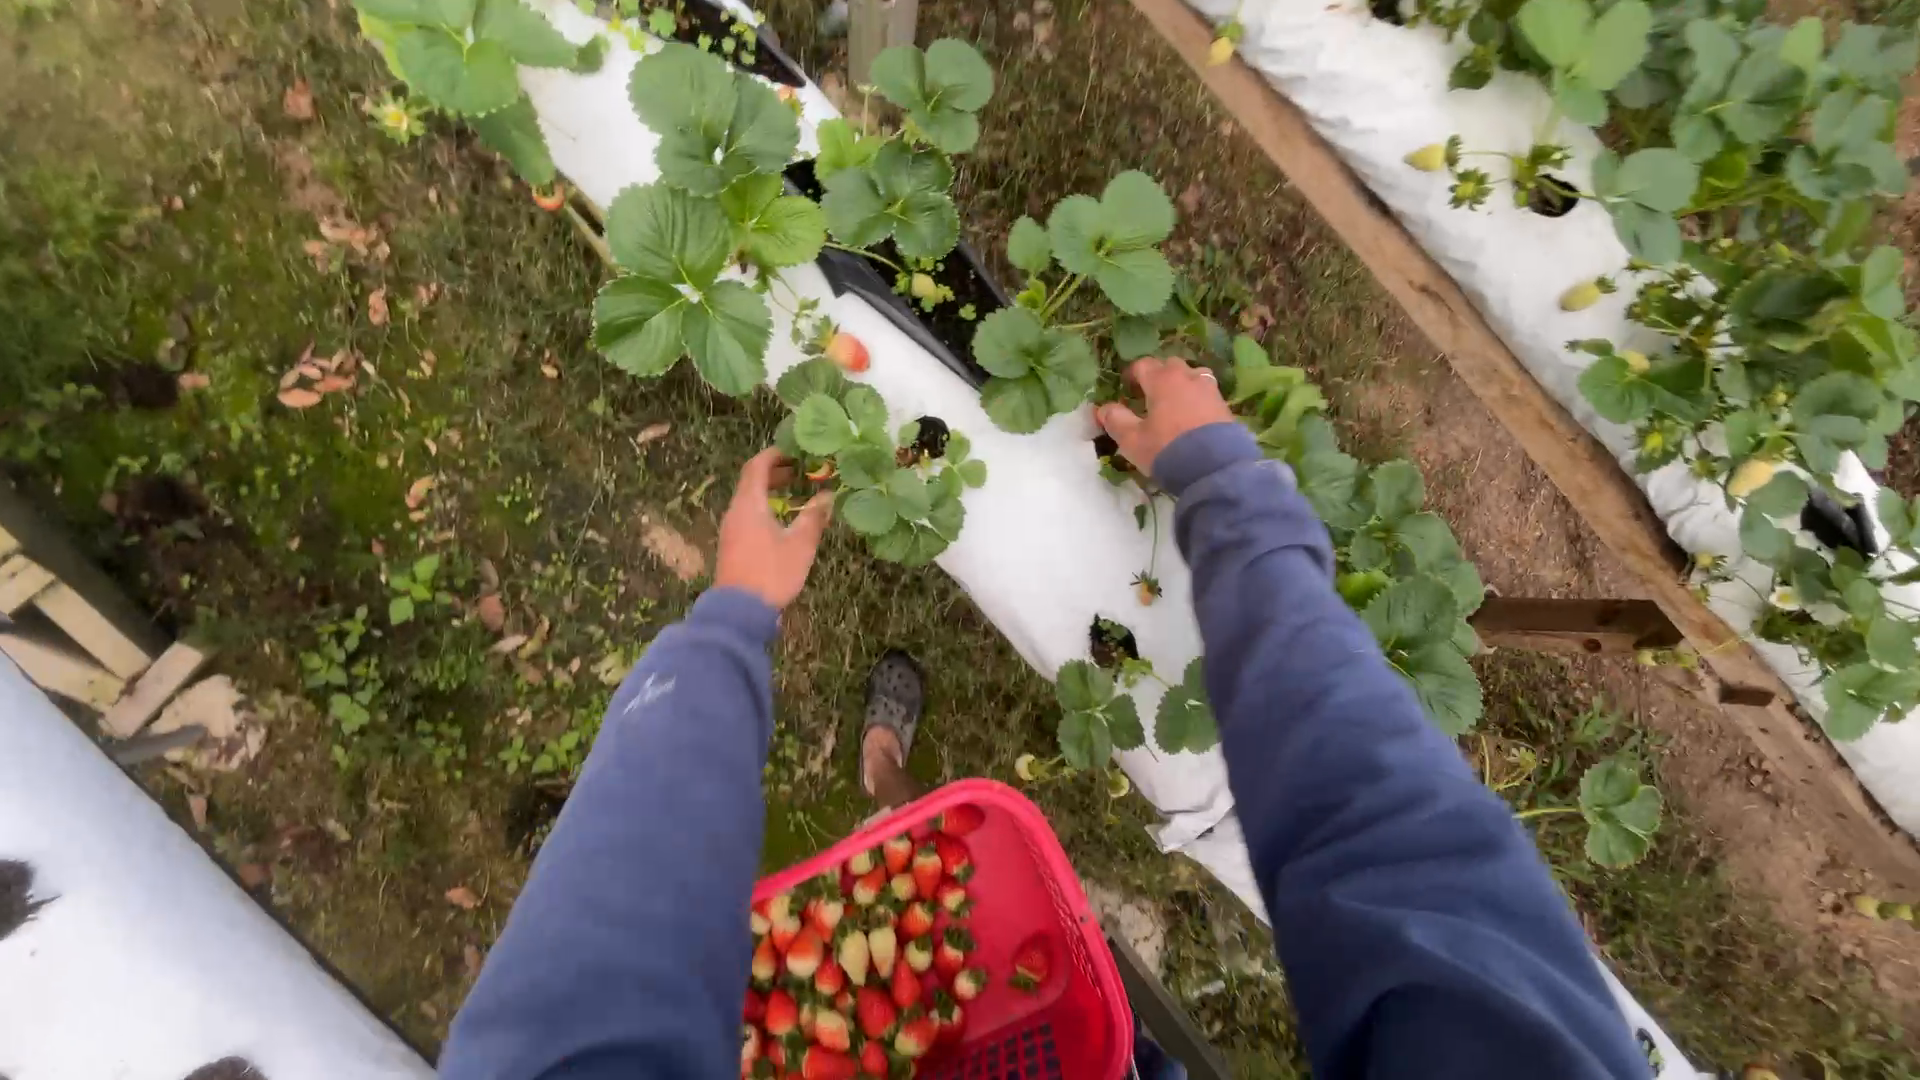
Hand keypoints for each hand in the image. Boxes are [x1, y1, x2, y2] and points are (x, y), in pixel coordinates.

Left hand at [714, 448, 834, 609]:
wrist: (740, 611)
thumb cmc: (772, 572)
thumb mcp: (800, 544)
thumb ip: (814, 516)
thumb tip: (828, 495)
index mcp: (749, 504)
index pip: (756, 467)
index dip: (775, 455)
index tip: (795, 453)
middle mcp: (735, 512)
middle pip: (752, 482)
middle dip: (776, 473)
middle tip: (801, 472)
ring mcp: (731, 529)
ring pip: (750, 500)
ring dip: (771, 492)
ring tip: (796, 495)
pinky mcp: (733, 545)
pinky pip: (748, 516)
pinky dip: (766, 509)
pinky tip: (784, 521)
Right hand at [1095, 356, 1234, 476]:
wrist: (1214, 467)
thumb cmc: (1166, 448)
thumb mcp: (1132, 439)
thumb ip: (1115, 420)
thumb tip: (1103, 409)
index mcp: (1162, 380)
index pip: (1143, 365)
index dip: (1131, 375)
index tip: (1125, 388)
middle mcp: (1187, 377)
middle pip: (1169, 366)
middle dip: (1157, 376)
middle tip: (1148, 395)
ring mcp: (1209, 390)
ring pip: (1192, 376)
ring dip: (1180, 385)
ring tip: (1173, 404)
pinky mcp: (1224, 407)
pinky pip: (1205, 394)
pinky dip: (1196, 400)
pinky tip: (1191, 418)